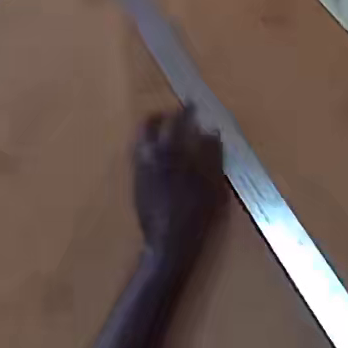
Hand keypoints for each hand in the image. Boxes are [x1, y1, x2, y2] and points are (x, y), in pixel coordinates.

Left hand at [134, 106, 225, 260]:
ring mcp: (138, 169)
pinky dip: (149, 147)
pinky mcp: (135, 182)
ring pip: (140, 140)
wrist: (167, 242)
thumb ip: (211, 154)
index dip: (186, 111)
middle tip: (175, 116)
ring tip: (168, 134)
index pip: (176, 121)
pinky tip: (162, 157)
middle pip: (148, 125)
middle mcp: (148, 156)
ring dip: (153, 131)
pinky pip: (139, 155)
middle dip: (161, 117)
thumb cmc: (195, 213)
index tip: (193, 105)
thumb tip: (211, 131)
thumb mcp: (211, 183)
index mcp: (169, 152)